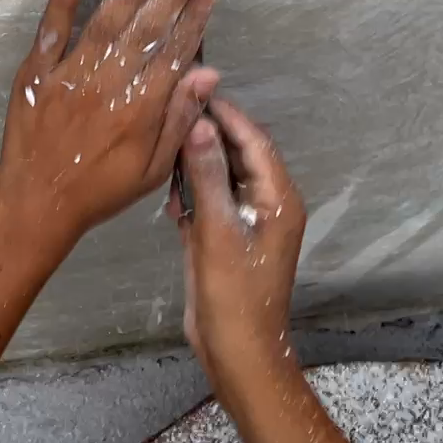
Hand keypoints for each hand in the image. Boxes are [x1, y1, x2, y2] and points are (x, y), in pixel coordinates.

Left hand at [0, 0, 220, 249]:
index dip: (195, 14)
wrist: (36, 202)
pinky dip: (62, 0)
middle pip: (147, 30)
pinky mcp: (37, 71)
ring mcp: (70, 75)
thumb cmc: (100, 188)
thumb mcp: (152, 170)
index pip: (176, 52)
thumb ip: (180, 120)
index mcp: (141, 110)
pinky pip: (51, 31)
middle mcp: (108, 86)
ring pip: (105, 25)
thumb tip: (209, 73)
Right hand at [173, 98, 306, 387]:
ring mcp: (247, 218)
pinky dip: (192, 191)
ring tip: (164, 145)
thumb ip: (208, 174)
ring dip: (196, 162)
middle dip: (208, 132)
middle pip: (239, 151)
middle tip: (170, 110)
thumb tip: (199, 122)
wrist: (236, 354)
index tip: (193, 87)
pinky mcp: (228, 234)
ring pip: (222, 172)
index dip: (225, 112)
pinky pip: (212, 197)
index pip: (253, 139)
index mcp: (278, 197)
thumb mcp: (218, 230)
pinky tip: (169, 195)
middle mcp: (267, 201)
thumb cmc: (234, 294)